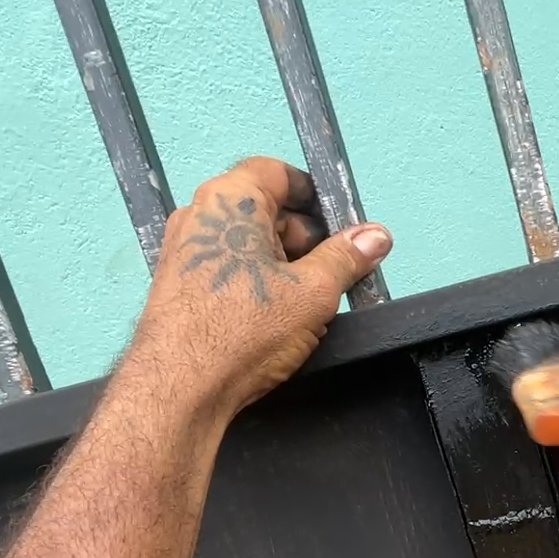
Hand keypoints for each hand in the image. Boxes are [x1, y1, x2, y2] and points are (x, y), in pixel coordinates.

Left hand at [127, 156, 391, 414]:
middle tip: (336, 272)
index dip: (314, 195)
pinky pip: (233, 271)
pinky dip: (261, 285)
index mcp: (230, 200)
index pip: (276, 172)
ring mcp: (188, 252)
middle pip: (265, 210)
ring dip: (286, 266)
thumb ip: (347, 258)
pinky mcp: (184, 287)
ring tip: (309, 305)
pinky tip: (278, 320)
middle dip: (306, 238)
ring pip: (250, 244)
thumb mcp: (314, 292)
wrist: (183, 385)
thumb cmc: (241, 330)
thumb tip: (375, 236)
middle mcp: (201, 217)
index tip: (342, 224)